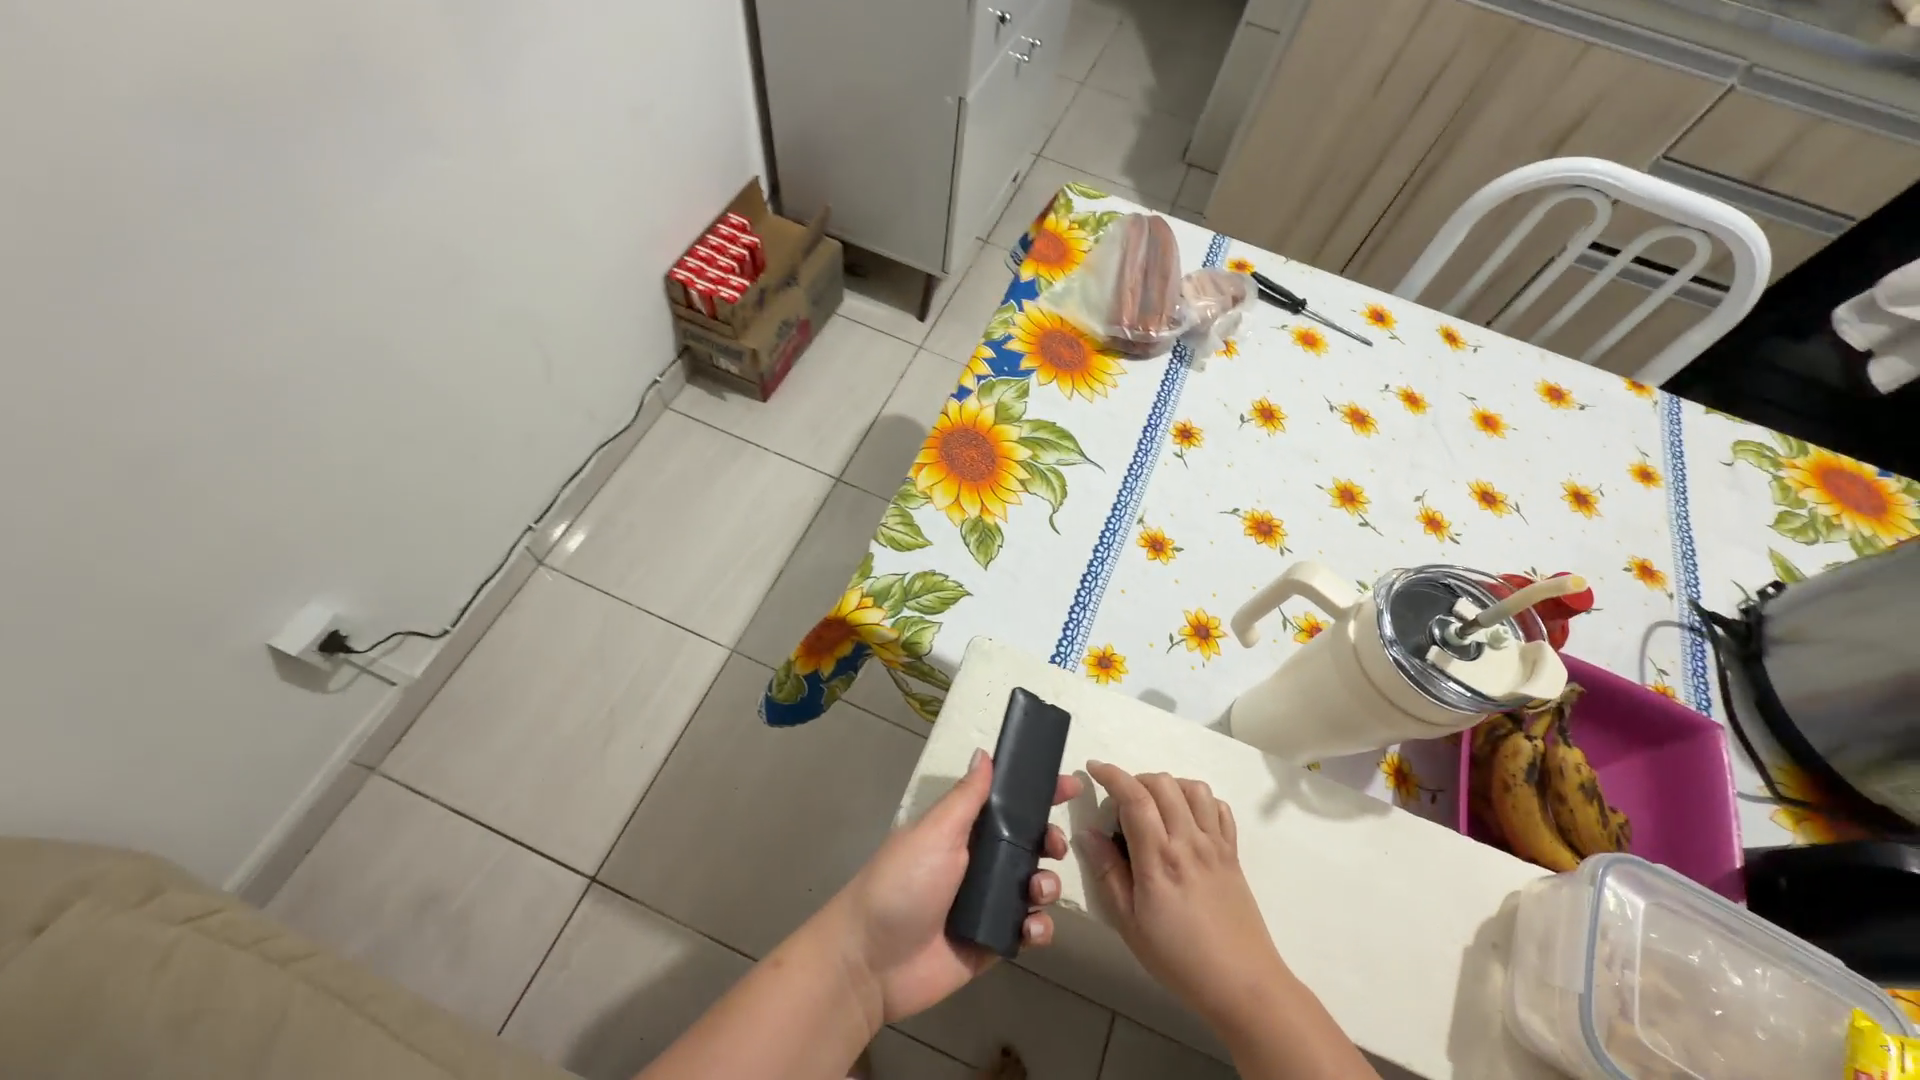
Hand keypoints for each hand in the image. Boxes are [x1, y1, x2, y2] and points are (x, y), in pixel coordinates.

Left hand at [833, 748, 1081, 1022]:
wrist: (873, 962)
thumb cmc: (902, 885)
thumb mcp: (935, 833)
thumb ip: (966, 798)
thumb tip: (985, 753)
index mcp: (962, 831)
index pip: (1007, 805)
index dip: (1038, 794)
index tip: (1069, 785)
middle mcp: (977, 863)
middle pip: (1029, 844)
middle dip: (1050, 841)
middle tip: (1055, 846)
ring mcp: (987, 904)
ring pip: (1035, 886)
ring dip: (1047, 884)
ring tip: (1037, 890)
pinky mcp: (994, 941)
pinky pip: (1030, 930)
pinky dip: (1039, 927)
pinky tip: (1029, 928)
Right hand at [1080, 762, 1284, 1034]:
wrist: (1243, 983)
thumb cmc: (1178, 958)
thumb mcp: (1129, 923)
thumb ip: (1108, 872)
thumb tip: (1088, 833)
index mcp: (1159, 858)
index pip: (1134, 797)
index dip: (1112, 775)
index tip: (1093, 768)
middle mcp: (1189, 841)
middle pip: (1164, 783)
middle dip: (1136, 779)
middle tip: (1120, 801)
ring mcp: (1215, 846)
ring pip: (1194, 788)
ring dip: (1169, 785)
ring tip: (1153, 806)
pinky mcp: (1233, 855)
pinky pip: (1220, 809)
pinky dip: (1199, 800)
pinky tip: (1186, 819)